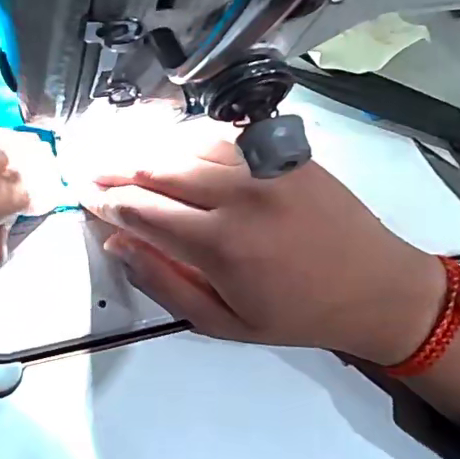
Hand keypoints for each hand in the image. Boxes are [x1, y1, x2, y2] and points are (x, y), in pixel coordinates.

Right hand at [83, 128, 442, 366]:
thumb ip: (164, 282)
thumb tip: (118, 242)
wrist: (376, 286)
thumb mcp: (224, 323)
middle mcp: (237, 196)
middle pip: (154, 168)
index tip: (83, 194)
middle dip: (114, 169)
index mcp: (220, 246)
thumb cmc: (298, 314)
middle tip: (91, 170)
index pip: (140, 209)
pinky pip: (220, 135)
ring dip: (146, 151)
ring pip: (183, 145)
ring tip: (123, 159)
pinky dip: (187, 140)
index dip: (103, 200)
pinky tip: (173, 148)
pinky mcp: (283, 150)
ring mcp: (263, 165)